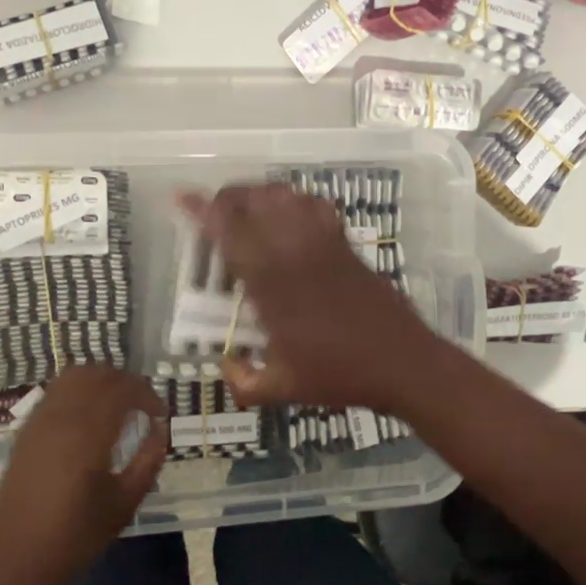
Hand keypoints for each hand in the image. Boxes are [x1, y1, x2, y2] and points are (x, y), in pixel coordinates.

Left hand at [0, 366, 167, 584]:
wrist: (21, 560)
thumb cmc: (78, 536)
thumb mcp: (125, 502)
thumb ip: (148, 460)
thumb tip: (160, 431)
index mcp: (87, 434)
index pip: (122, 389)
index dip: (147, 395)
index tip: (161, 414)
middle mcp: (60, 418)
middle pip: (97, 374)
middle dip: (125, 383)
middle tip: (143, 406)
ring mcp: (38, 422)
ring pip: (71, 377)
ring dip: (100, 382)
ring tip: (117, 406)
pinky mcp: (25, 432)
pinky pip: (54, 394)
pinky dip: (78, 393)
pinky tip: (89, 419)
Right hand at [179, 184, 443, 414]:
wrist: (403, 363)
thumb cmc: (340, 376)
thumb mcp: (283, 390)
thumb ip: (243, 382)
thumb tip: (225, 364)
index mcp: (273, 287)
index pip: (231, 235)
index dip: (203, 212)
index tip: (183, 198)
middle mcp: (296, 255)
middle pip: (256, 203)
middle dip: (227, 197)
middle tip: (211, 211)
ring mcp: (324, 245)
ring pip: (287, 197)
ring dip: (258, 194)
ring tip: (244, 207)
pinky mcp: (346, 246)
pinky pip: (317, 207)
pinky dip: (296, 200)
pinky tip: (288, 213)